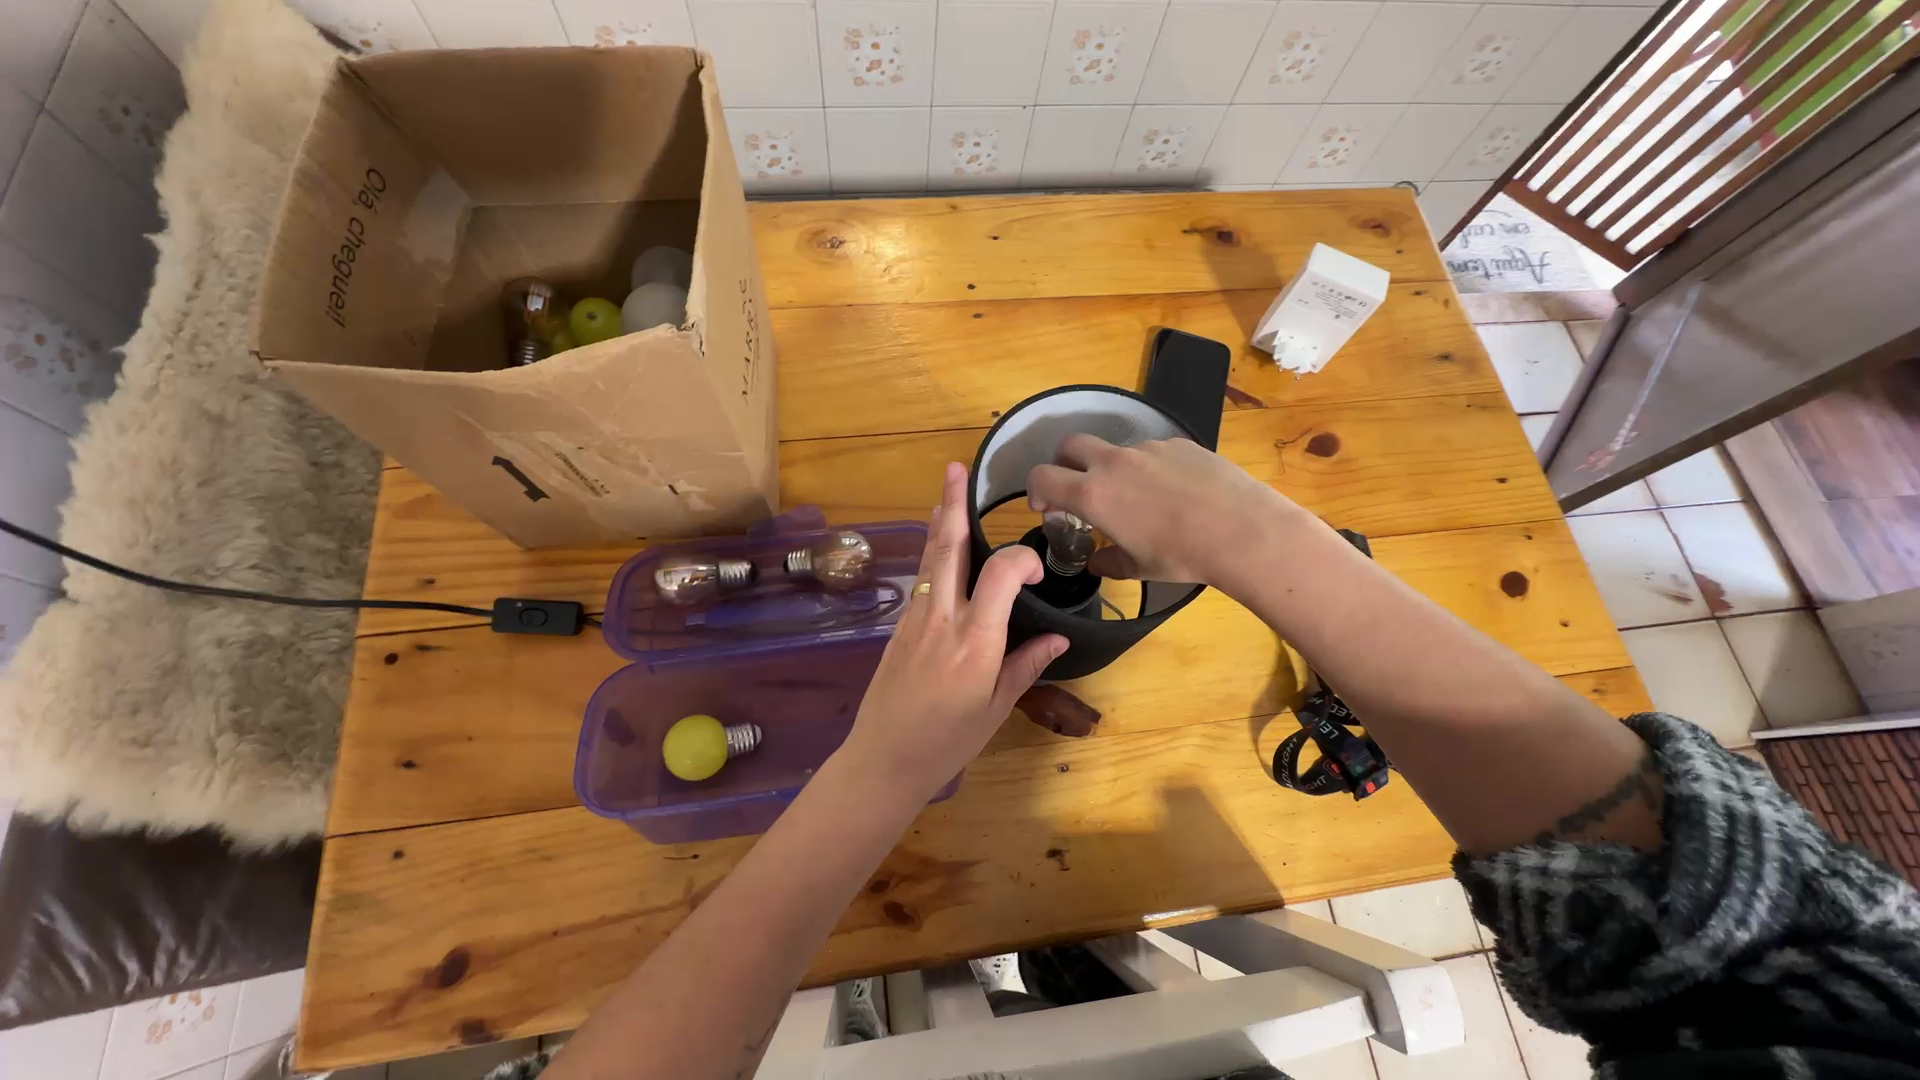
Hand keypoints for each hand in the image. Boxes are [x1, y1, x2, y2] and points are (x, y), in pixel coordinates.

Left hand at [838, 462, 1068, 799]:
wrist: (884, 759)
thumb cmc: (947, 741)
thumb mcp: (995, 708)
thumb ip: (1025, 666)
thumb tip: (1059, 637)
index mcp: (976, 641)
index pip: (1002, 574)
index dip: (1023, 559)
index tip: (1038, 572)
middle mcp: (942, 619)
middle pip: (949, 549)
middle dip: (952, 505)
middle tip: (956, 469)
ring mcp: (915, 620)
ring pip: (930, 559)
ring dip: (939, 522)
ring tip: (945, 491)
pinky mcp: (899, 627)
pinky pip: (920, 580)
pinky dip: (931, 554)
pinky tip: (937, 546)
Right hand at [1026, 434, 1297, 588]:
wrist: (1243, 530)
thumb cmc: (1182, 555)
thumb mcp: (1139, 567)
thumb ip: (1109, 562)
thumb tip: (1096, 563)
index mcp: (1094, 494)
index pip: (1042, 477)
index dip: (1035, 490)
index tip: (1046, 507)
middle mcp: (1114, 462)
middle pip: (1070, 445)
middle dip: (1064, 463)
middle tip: (1077, 489)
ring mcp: (1148, 447)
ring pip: (1114, 449)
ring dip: (1111, 468)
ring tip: (1138, 499)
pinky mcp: (1178, 442)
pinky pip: (1151, 450)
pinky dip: (1148, 467)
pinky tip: (1174, 492)